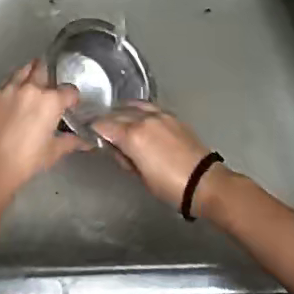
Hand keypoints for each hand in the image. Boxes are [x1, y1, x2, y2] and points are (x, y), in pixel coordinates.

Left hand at [0, 59, 85, 196]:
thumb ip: (71, 141)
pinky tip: (14, 90)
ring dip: (31, 70)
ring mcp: (10, 89)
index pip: (69, 91)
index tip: (71, 105)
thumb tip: (88, 142)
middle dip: (50, 75)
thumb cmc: (28, 160)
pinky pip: (7, 82)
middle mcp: (32, 89)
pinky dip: (13, 83)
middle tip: (51, 84)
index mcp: (51, 101)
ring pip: (24, 71)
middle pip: (44, 71)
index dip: (73, 98)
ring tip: (34, 72)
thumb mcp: (54, 151)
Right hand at [91, 102, 224, 211]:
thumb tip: (116, 148)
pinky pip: (149, 107)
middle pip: (117, 113)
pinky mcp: (171, 116)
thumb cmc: (170, 186)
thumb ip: (125, 157)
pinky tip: (137, 117)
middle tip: (100, 130)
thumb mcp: (140, 176)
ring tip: (117, 121)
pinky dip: (138, 110)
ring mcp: (159, 115)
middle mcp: (144, 119)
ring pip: (133, 106)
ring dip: (122, 112)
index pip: (104, 125)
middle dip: (106, 120)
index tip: (88, 132)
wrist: (204, 182)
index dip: (93, 128)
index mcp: (133, 135)